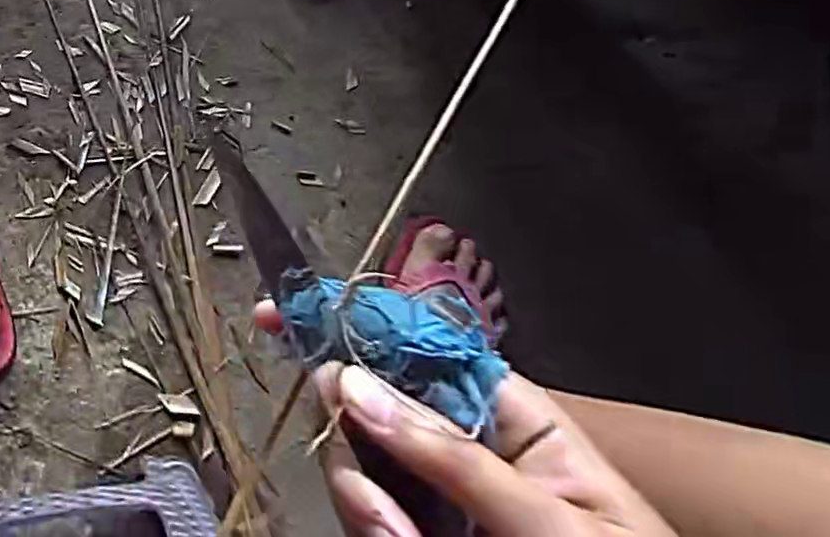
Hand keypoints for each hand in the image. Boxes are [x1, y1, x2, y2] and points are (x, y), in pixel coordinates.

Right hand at [255, 302, 672, 536]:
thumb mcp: (552, 522)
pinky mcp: (414, 525)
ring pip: (354, 453)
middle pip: (363, 397)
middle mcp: (452, 435)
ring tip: (395, 532)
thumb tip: (350, 382)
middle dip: (347, 432)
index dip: (341, 316)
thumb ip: (449, 454)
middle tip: (364, 483)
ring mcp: (430, 485)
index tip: (277, 314)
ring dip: (360, 492)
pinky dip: (369, 524)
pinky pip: (366, 506)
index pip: (407, 338)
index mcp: (496, 407)